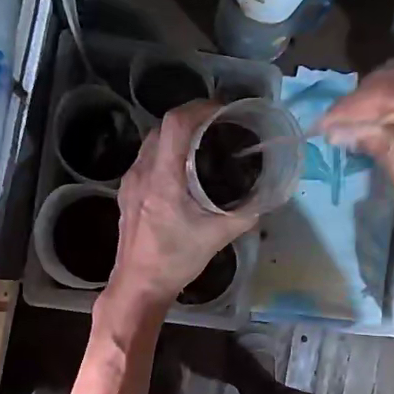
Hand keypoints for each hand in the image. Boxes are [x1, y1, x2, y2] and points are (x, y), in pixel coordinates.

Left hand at [107, 102, 257, 307]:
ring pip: (152, 142)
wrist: (138, 285)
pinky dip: (165, 154)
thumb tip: (267, 195)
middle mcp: (142, 172)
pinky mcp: (126, 193)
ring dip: (176, 136)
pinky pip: (146, 160)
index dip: (199, 108)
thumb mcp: (218, 237)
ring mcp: (130, 182)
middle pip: (163, 128)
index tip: (222, 111)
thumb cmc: (176, 260)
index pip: (175, 124)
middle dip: (190, 119)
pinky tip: (182, 170)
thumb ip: (245, 213)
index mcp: (163, 178)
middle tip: (217, 127)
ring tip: (202, 145)